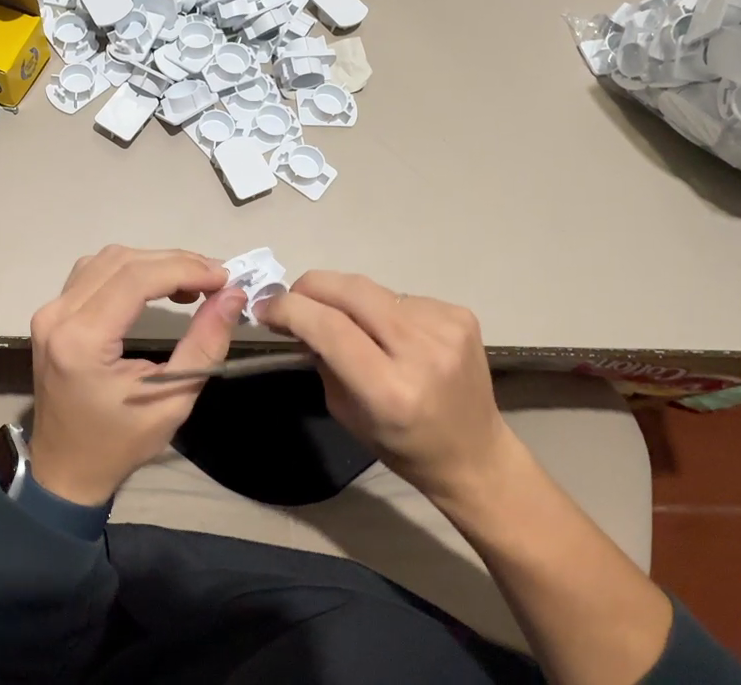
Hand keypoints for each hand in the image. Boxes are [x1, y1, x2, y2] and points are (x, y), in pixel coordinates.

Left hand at [26, 246, 246, 506]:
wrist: (65, 469)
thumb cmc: (119, 443)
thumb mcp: (173, 401)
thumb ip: (204, 344)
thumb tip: (233, 295)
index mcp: (82, 341)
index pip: (136, 279)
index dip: (184, 269)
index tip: (225, 277)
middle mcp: (57, 316)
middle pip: (121, 262)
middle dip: (174, 262)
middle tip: (216, 278)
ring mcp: (49, 312)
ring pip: (106, 260)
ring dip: (152, 262)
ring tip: (192, 282)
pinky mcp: (50, 314)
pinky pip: (92, 273)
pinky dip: (129, 270)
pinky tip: (157, 286)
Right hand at [259, 271, 516, 505]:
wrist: (475, 454)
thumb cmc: (401, 445)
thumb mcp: (345, 412)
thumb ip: (322, 360)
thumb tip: (299, 316)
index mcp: (389, 389)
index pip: (329, 327)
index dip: (289, 308)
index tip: (264, 308)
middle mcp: (421, 352)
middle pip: (350, 290)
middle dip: (310, 287)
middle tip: (292, 299)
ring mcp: (446, 329)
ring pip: (373, 289)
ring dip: (347, 301)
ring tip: (347, 324)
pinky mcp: (461, 315)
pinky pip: (401, 296)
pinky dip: (382, 308)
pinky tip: (389, 333)